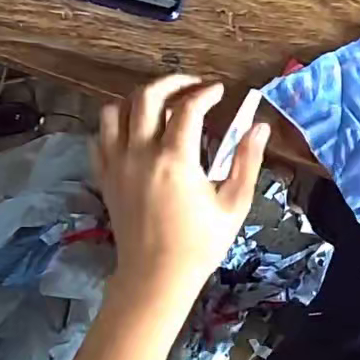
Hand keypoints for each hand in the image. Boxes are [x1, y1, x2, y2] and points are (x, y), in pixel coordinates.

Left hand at [95, 75, 269, 298]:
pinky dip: (116, 125)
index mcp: (175, 159)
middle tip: (192, 86)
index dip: (206, 92)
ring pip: (116, 111)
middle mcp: (141, 153)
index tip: (220, 91)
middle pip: (147, 96)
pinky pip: (100, 137)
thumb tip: (259, 127)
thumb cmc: (199, 244)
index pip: (189, 107)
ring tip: (161, 105)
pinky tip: (135, 132)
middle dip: (172, 82)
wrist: (156, 277)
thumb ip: (247, 161)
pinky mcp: (105, 177)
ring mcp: (117, 164)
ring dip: (139, 100)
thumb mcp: (234, 204)